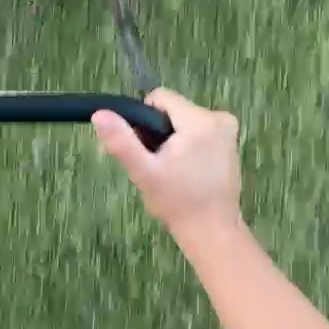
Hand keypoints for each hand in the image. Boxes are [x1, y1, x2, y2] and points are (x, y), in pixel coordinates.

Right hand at [91, 88, 243, 237]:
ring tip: (168, 170)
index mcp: (199, 120)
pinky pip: (197, 131)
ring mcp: (228, 131)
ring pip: (182, 121)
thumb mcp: (143, 172)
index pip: (160, 98)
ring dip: (170, 140)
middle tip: (153, 164)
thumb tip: (99, 113)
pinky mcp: (230, 143)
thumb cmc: (176, 201)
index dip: (144, 121)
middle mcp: (219, 118)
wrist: (210, 229)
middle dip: (157, 132)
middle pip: (171, 110)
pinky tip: (183, 170)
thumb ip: (121, 141)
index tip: (144, 148)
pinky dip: (185, 145)